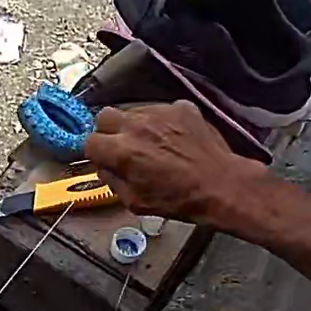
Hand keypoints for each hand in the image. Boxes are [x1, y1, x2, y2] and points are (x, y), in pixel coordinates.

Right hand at [84, 101, 268, 226]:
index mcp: (122, 151)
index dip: (96, 153)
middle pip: (105, 117)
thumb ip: (112, 181)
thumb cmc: (180, 199)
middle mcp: (137, 126)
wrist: (220, 185)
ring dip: (135, 127)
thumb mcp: (135, 202)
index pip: (90, 142)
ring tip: (152, 146)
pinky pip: (160, 110)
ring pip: (133, 111)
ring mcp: (160, 113)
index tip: (104, 159)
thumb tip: (105, 168)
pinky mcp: (180, 107)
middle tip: (121, 147)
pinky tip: (171, 140)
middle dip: (108, 132)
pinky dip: (160, 123)